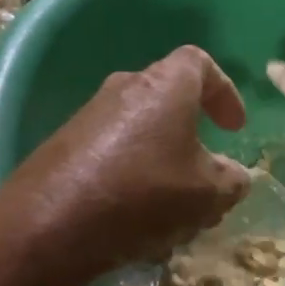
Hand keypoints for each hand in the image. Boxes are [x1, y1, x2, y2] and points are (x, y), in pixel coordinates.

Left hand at [0, 45, 252, 280]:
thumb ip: (230, 180)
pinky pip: (111, 147)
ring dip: (160, 153)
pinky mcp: (65, 143)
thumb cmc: (142, 194)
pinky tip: (134, 212)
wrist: (48, 222)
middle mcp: (127, 86)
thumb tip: (236, 175)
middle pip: (167, 93)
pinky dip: (130, 169)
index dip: (223, 91)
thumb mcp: (205, 195)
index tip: (234, 127)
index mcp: (166, 84)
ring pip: (139, 124)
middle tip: (206, 166)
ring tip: (172, 199)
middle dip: (190, 128)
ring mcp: (91, 113)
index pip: (200, 63)